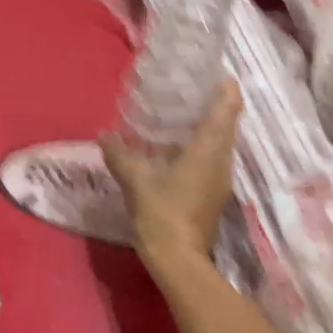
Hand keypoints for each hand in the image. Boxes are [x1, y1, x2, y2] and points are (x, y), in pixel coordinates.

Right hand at [100, 79, 242, 266]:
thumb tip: (105, 134)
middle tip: (186, 93)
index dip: (224, 86)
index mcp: (208, 148)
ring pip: (219, 143)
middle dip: (212, 105)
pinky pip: (210, 161)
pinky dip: (198, 150)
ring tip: (178, 119)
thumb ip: (121, 154)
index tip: (211, 72)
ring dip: (205, 129)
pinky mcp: (213, 195)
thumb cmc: (162, 213)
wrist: (179, 259)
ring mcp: (220, 179)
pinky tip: (174, 153)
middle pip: (226, 123)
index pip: (227, 106)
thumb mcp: (136, 181)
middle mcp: (221, 159)